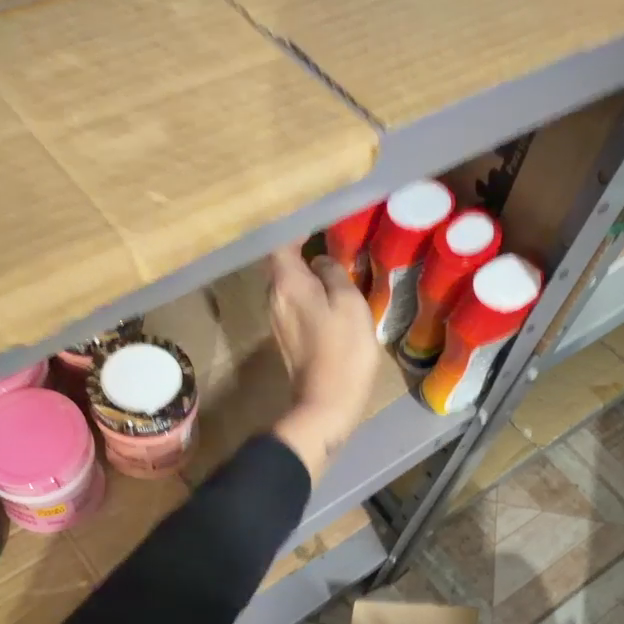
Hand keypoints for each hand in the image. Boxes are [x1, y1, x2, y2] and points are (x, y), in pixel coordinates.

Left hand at [268, 242, 378, 479]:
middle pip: (283, 264)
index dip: (295, 228)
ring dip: (307, 274)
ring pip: (290, 286)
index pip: (281, 243)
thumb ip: (333, 273)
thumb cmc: (343, 350)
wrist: (327, 404)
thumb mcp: (348, 302)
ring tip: (332, 264)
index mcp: (286, 284)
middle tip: (330, 236)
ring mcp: (277, 320)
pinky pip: (296, 304)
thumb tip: (320, 261)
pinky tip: (328, 296)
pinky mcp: (287, 338)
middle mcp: (274, 298)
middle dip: (302, 249)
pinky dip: (309, 294)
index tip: (316, 218)